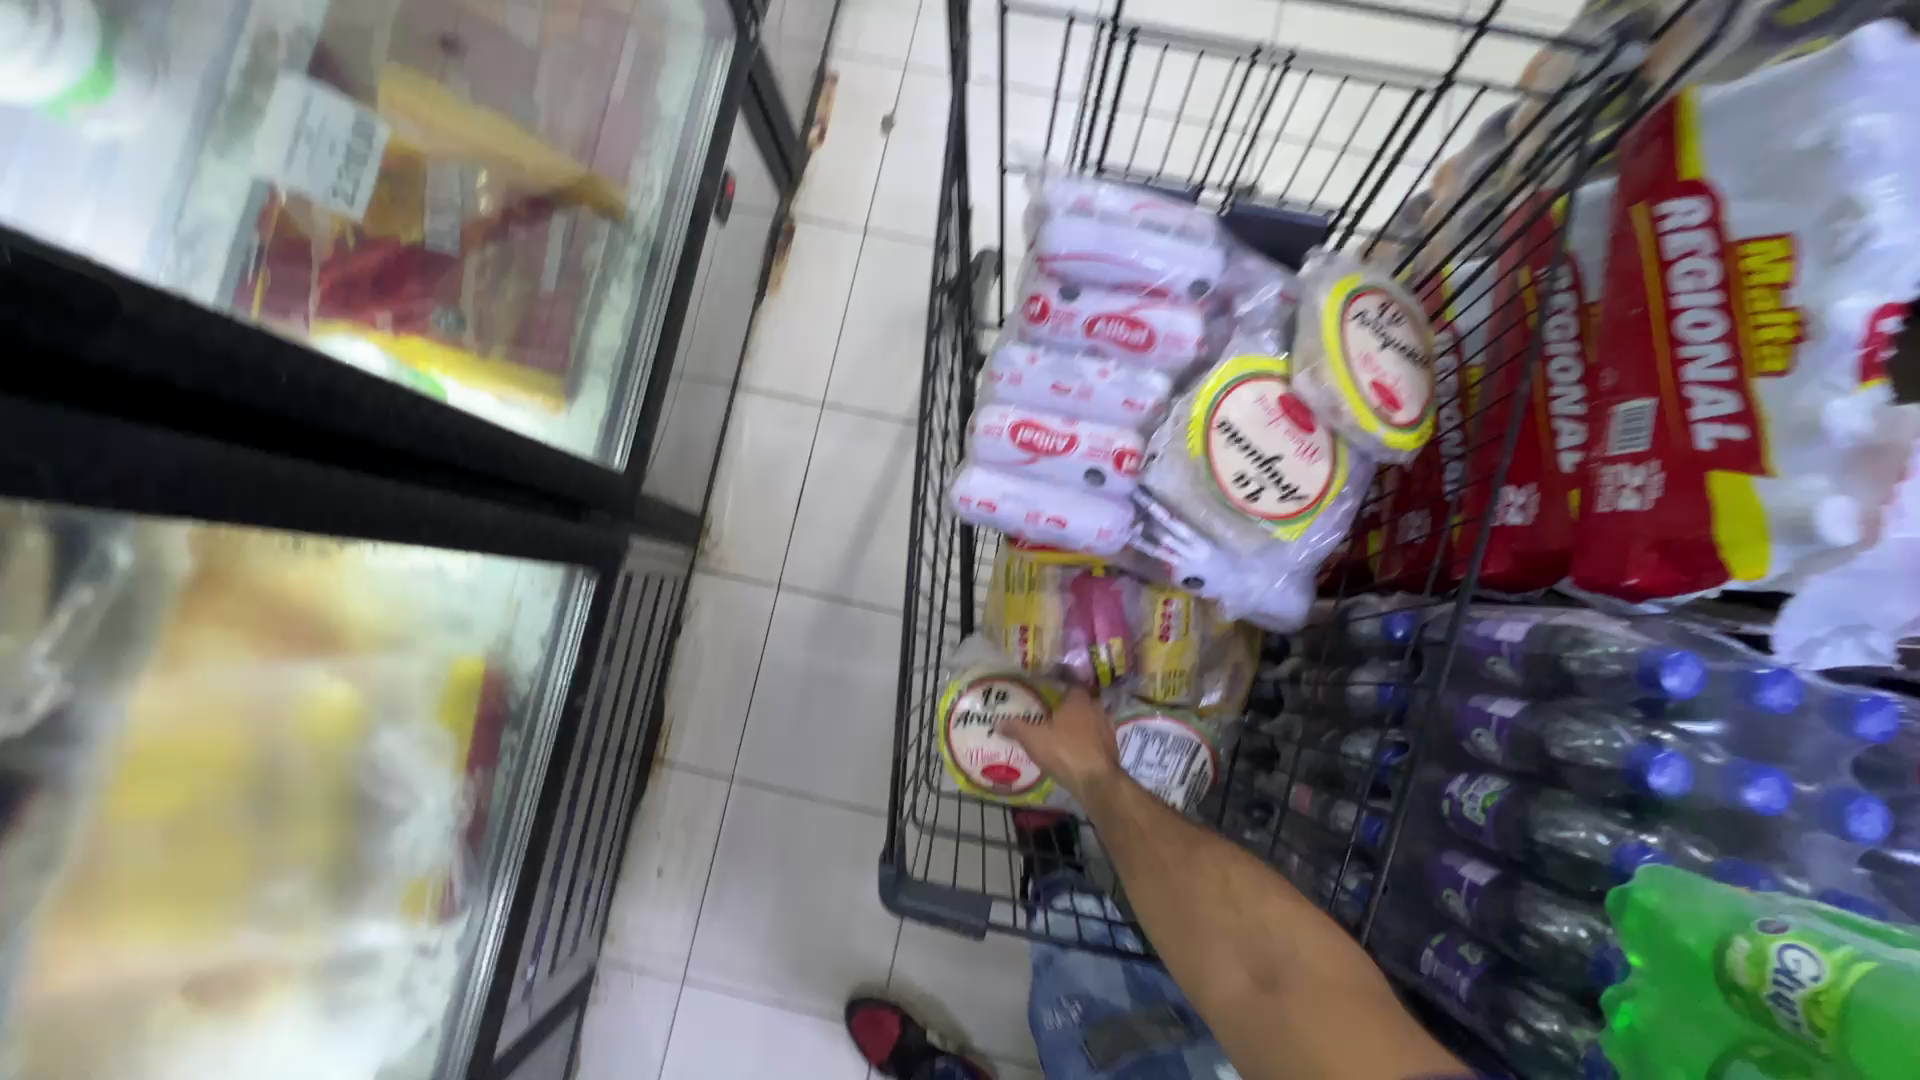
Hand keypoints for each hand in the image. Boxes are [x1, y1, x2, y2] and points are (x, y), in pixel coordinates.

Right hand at [1001, 686, 1123, 797]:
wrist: (1096, 781)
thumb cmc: (1064, 752)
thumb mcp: (1033, 739)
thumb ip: (1016, 728)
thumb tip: (998, 722)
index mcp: (1078, 700)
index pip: (1072, 685)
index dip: (1061, 689)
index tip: (1049, 695)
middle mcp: (1096, 708)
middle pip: (1084, 701)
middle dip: (1073, 706)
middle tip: (1056, 714)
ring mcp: (1107, 727)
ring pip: (1094, 719)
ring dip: (1084, 723)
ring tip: (1068, 733)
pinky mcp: (1113, 746)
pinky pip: (1099, 737)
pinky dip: (1091, 740)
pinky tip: (1080, 750)